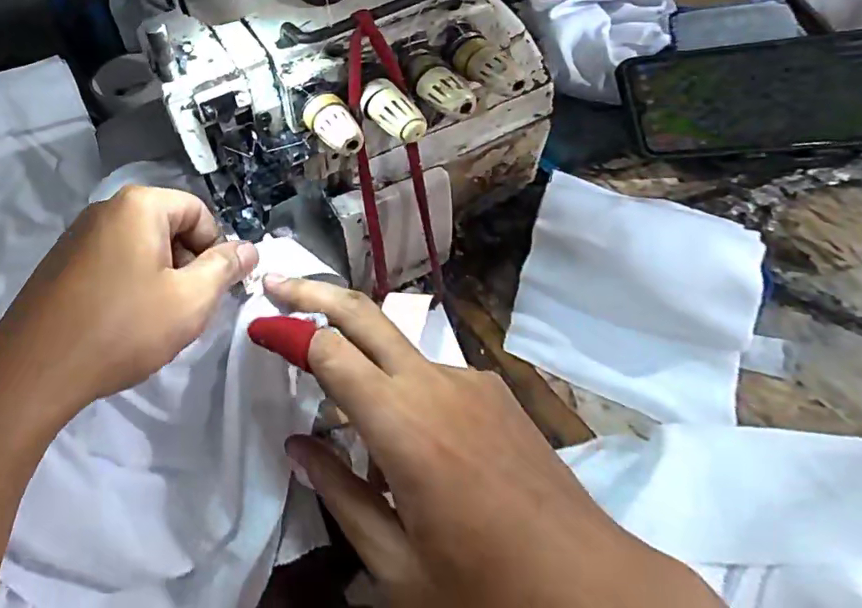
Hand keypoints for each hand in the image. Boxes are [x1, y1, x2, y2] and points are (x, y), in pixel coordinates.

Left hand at [0, 185, 257, 426]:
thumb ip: (224, 269)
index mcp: (138, 205)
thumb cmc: (122, 328)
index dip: (214, 250)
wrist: (35, 367)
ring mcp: (78, 234)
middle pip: (167, 225)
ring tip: (150, 321)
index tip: (208, 292)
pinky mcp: (61, 261)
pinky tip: (119, 323)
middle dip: (185, 264)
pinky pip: (111, 260)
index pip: (198, 211)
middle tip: (182, 310)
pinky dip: (127, 284)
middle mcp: (106, 208)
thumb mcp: (188, 301)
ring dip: (157, 278)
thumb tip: (248, 248)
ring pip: (140, 246)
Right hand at [263, 276, 721, 607]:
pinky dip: (397, 379)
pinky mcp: (494, 392)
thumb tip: (297, 446)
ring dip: (355, 342)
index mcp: (402, 425)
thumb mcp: (399, 567)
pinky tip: (400, 429)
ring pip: (395, 341)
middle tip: (276, 284)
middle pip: (361, 312)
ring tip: (332, 386)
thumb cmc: (491, 594)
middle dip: (313, 292)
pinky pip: (429, 370)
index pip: (328, 351)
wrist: (605, 596)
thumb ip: (340, 495)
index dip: (287, 333)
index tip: (256, 328)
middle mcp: (433, 384)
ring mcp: (469, 382)